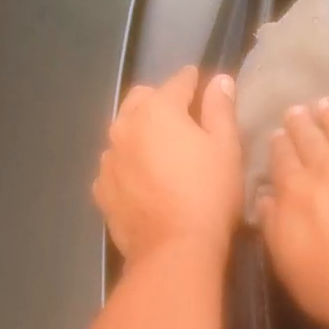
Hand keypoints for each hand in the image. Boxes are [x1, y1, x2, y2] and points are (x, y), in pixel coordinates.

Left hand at [94, 67, 242, 265]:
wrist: (174, 249)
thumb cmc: (209, 193)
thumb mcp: (226, 148)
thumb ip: (220, 109)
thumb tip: (219, 79)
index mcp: (158, 109)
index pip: (178, 82)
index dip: (194, 82)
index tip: (203, 85)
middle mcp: (125, 125)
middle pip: (142, 99)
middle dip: (161, 101)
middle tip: (183, 120)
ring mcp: (108, 158)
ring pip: (124, 132)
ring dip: (142, 133)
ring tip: (162, 152)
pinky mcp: (102, 189)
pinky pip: (116, 165)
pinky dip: (129, 165)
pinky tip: (145, 181)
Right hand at [259, 99, 328, 328]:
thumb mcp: (287, 264)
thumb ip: (275, 227)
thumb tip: (266, 198)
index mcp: (294, 194)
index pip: (283, 162)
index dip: (280, 146)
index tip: (278, 134)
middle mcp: (325, 171)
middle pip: (311, 140)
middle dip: (302, 124)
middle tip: (298, 110)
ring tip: (327, 103)